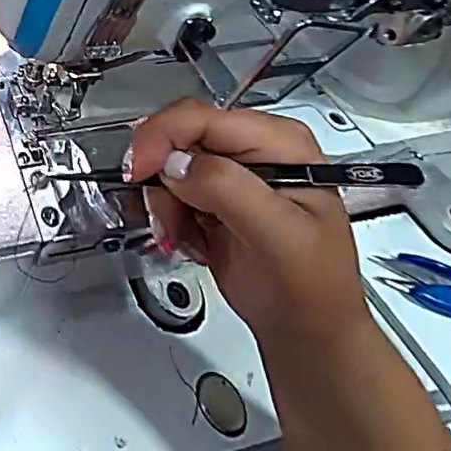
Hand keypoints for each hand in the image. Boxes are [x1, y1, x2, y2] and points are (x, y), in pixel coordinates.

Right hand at [127, 98, 370, 344]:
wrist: (307, 333)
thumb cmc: (313, 289)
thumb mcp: (279, 235)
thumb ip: (228, 189)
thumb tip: (177, 163)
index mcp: (277, 142)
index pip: (202, 117)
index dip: (162, 137)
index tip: (137, 170)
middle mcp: (252, 148)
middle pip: (179, 137)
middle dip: (162, 180)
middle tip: (167, 219)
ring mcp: (231, 171)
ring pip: (167, 165)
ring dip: (165, 205)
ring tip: (183, 237)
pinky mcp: (212, 193)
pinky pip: (168, 189)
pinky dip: (168, 216)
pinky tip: (191, 240)